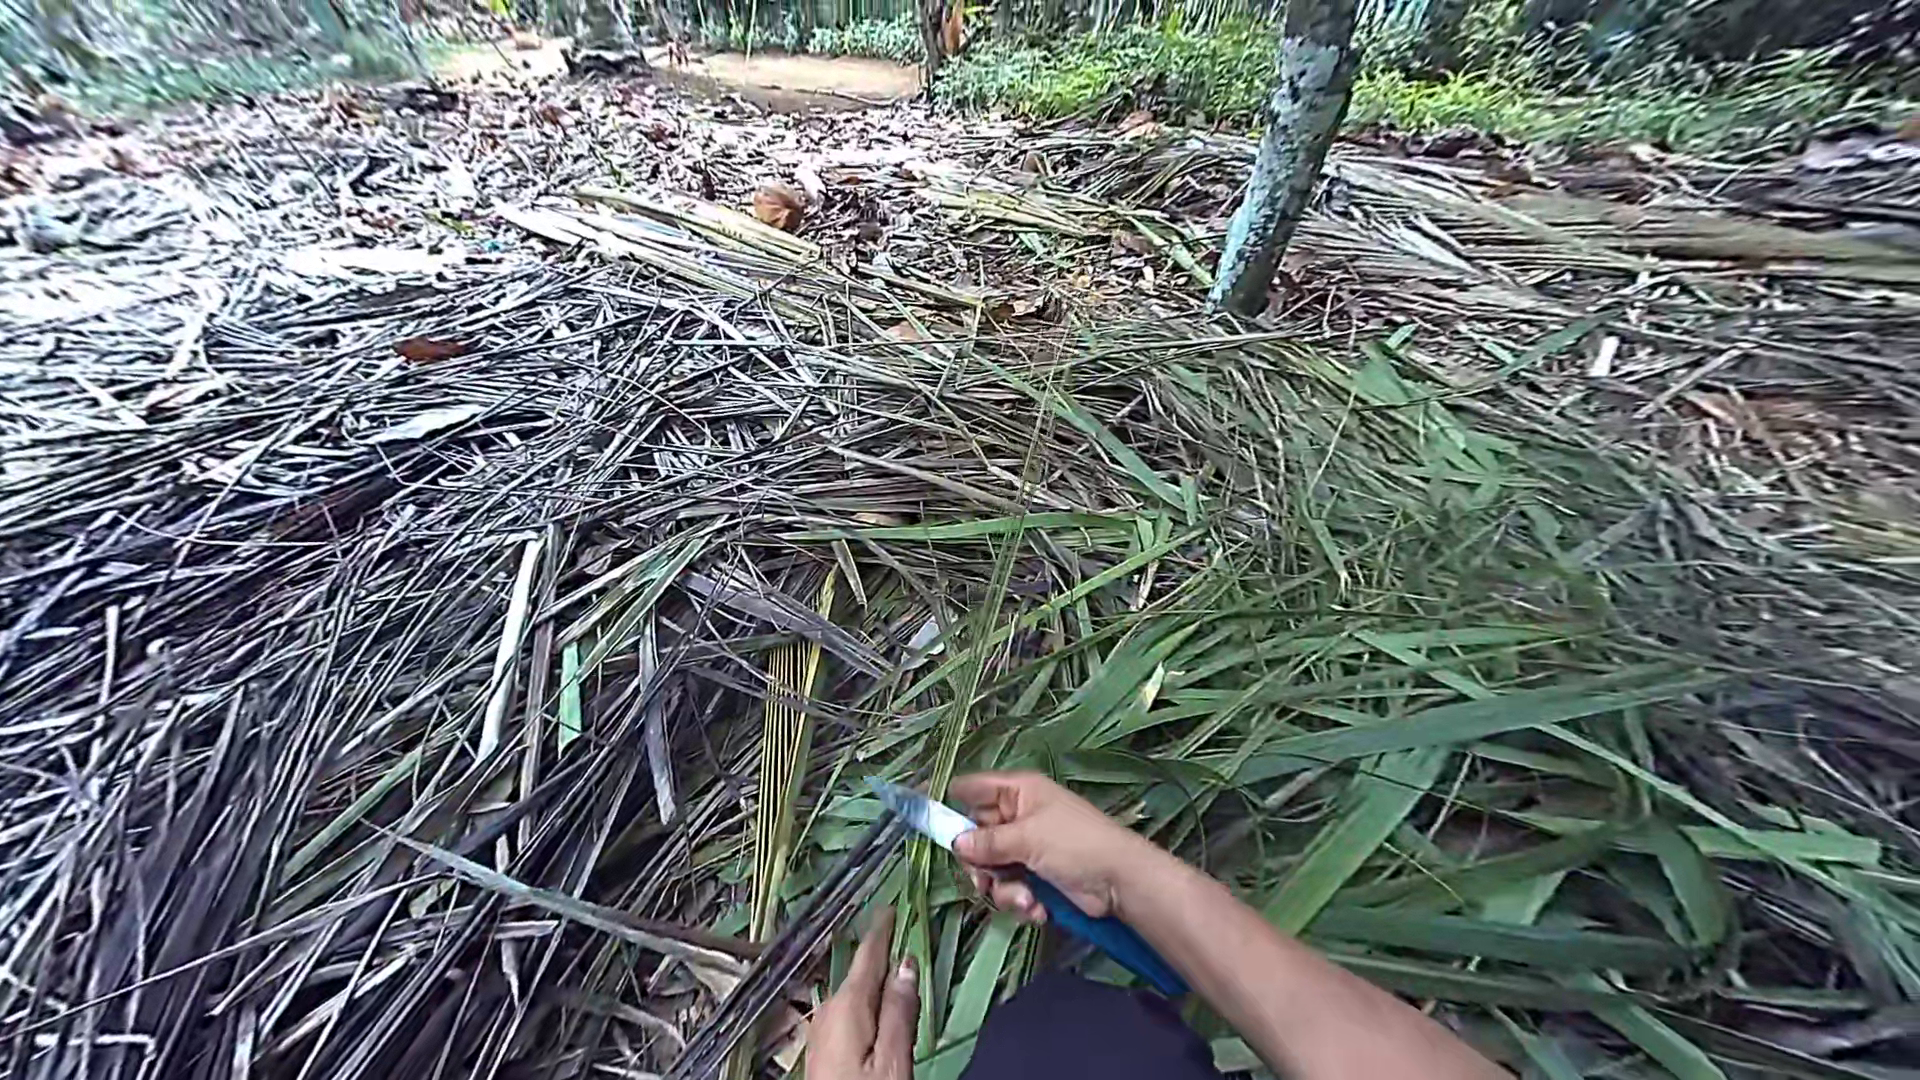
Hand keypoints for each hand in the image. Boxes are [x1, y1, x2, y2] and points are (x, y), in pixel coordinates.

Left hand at [806, 907, 918, 1079]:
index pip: (868, 952)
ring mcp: (821, 1033)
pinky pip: (850, 1016)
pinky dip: (868, 1008)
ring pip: (856, 996)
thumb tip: (906, 962)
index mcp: (847, 1004)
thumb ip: (900, 1009)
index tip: (894, 904)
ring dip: (878, 987)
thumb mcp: (893, 1062)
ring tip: (901, 982)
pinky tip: (881, 1019)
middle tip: (910, 943)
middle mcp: (828, 1010)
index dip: (883, 926)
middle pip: (862, 974)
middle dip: (885, 960)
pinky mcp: (821, 1054)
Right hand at [949, 771, 1172, 924]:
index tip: (922, 819)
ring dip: (1003, 888)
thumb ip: (988, 841)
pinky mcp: (1035, 874)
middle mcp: (1017, 814)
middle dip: (980, 863)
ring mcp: (1026, 845)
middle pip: (975, 835)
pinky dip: (1020, 900)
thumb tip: (955, 844)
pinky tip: (1038, 909)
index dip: (948, 800)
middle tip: (985, 880)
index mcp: (1017, 791)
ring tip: (1025, 899)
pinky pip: (1010, 886)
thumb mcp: (1029, 837)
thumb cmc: (1075, 843)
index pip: (971, 788)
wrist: (1121, 881)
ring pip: (991, 867)